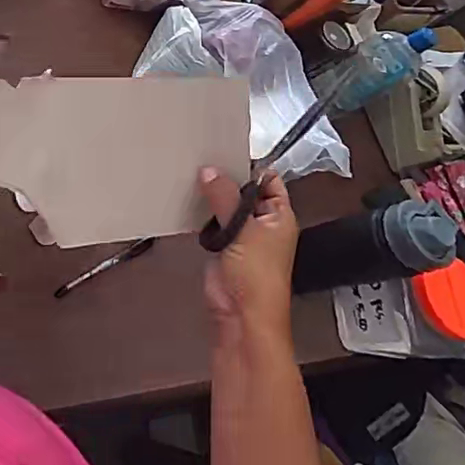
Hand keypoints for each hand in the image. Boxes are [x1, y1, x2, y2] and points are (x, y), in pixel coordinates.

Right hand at [198, 167, 299, 339]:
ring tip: (189, 171)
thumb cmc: (256, 273)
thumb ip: (225, 198)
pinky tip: (186, 197)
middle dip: (225, 177)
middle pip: (243, 191)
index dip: (249, 165)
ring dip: (210, 194)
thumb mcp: (243, 230)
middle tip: (200, 155)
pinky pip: (211, 221)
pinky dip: (201, 212)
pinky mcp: (220, 245)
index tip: (224, 148)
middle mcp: (261, 221)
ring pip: (225, 205)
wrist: (242, 316)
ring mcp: (240, 234)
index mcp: (279, 215)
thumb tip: (208, 170)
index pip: (268, 180)